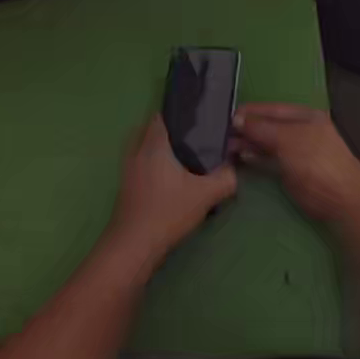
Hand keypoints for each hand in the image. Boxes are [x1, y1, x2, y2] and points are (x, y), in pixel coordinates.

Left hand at [105, 116, 237, 259]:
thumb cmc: (168, 212)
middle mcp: (136, 151)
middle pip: (150, 130)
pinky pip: (140, 163)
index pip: (161, 117)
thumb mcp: (205, 195)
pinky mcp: (125, 186)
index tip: (197, 120)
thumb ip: (225, 178)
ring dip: (159, 148)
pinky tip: (170, 178)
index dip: (178, 114)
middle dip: (169, 132)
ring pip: (143, 147)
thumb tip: (233, 168)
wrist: (134, 244)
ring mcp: (127, 169)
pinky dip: (152, 164)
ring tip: (184, 158)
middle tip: (193, 140)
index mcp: (153, 145)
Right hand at [232, 103, 359, 222]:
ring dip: (248, 144)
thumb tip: (237, 119)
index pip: (272, 109)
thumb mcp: (288, 139)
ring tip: (225, 145)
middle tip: (221, 132)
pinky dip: (254, 158)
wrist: (339, 197)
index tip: (226, 115)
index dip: (251, 112)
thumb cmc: (316, 161)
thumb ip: (261, 128)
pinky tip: (240, 156)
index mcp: (304, 116)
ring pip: (266, 144)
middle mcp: (299, 131)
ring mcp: (294, 152)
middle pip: (268, 126)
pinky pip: (268, 160)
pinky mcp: (289, 171)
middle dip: (246, 128)